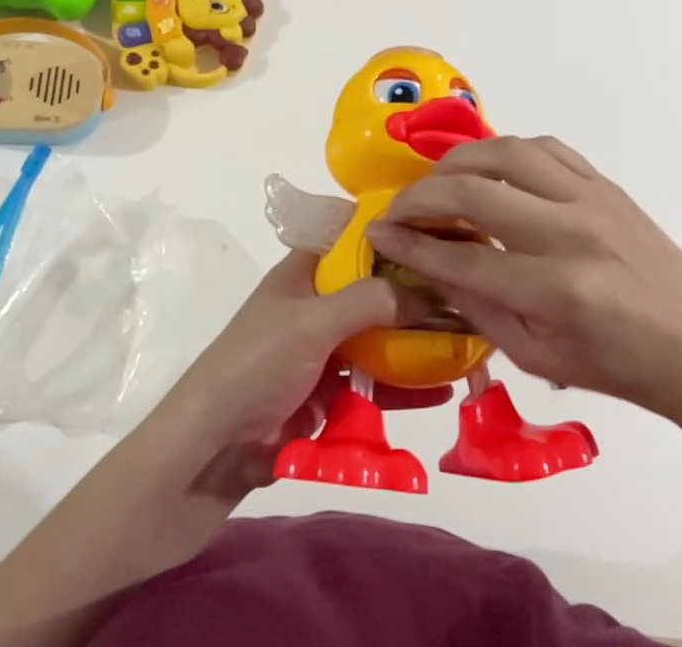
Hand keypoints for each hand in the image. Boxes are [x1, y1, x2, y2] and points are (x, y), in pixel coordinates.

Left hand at [156, 249, 447, 493]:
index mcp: (301, 276)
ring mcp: (322, 353)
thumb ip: (369, 303)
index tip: (439, 235)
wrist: (213, 446)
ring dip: (417, 345)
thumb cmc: (255, 365)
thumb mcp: (311, 323)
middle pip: (373, 294)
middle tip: (468, 297)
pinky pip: (374, 386)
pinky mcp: (328, 396)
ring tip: (468, 345)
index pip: (350, 242)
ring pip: (378, 341)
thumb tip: (426, 293)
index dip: (390, 237)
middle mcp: (314, 308)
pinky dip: (405, 387)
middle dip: (416, 298)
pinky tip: (442, 390)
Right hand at [365, 136, 681, 417]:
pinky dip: (505, 152)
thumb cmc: (615, 365)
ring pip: (508, 153)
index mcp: (557, 290)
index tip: (378, 236)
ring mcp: (593, 201)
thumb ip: (477, 307)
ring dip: (458, 162)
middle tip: (396, 209)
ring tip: (435, 182)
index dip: (410, 247)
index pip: (462, 259)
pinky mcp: (606, 186)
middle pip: (474, 193)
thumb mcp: (535, 356)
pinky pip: (546, 148)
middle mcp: (573, 234)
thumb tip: (428, 267)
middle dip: (420, 199)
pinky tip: (488, 170)